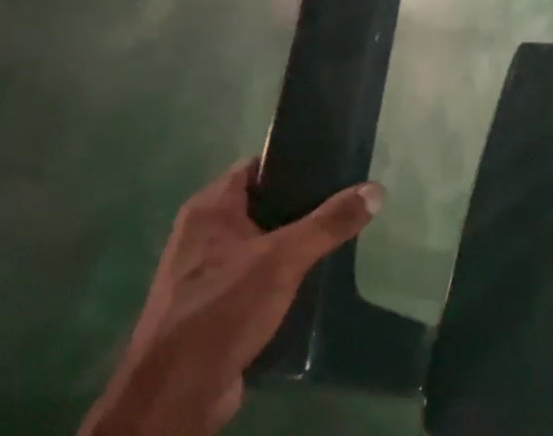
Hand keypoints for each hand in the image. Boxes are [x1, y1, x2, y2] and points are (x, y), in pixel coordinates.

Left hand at [78, 160, 383, 435]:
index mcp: (209, 210)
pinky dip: (285, 272)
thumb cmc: (222, 309)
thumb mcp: (283, 259)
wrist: (176, 392)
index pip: (258, 166)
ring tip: (341, 235)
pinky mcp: (217, 304)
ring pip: (264, 241)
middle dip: (305, 203)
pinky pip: (258, 273)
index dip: (296, 160)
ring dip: (297, 241)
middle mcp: (203, 234)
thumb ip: (329, 223)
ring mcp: (207, 271)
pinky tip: (316, 276)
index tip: (337, 163)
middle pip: (265, 203)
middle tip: (348, 200)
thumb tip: (376, 190)